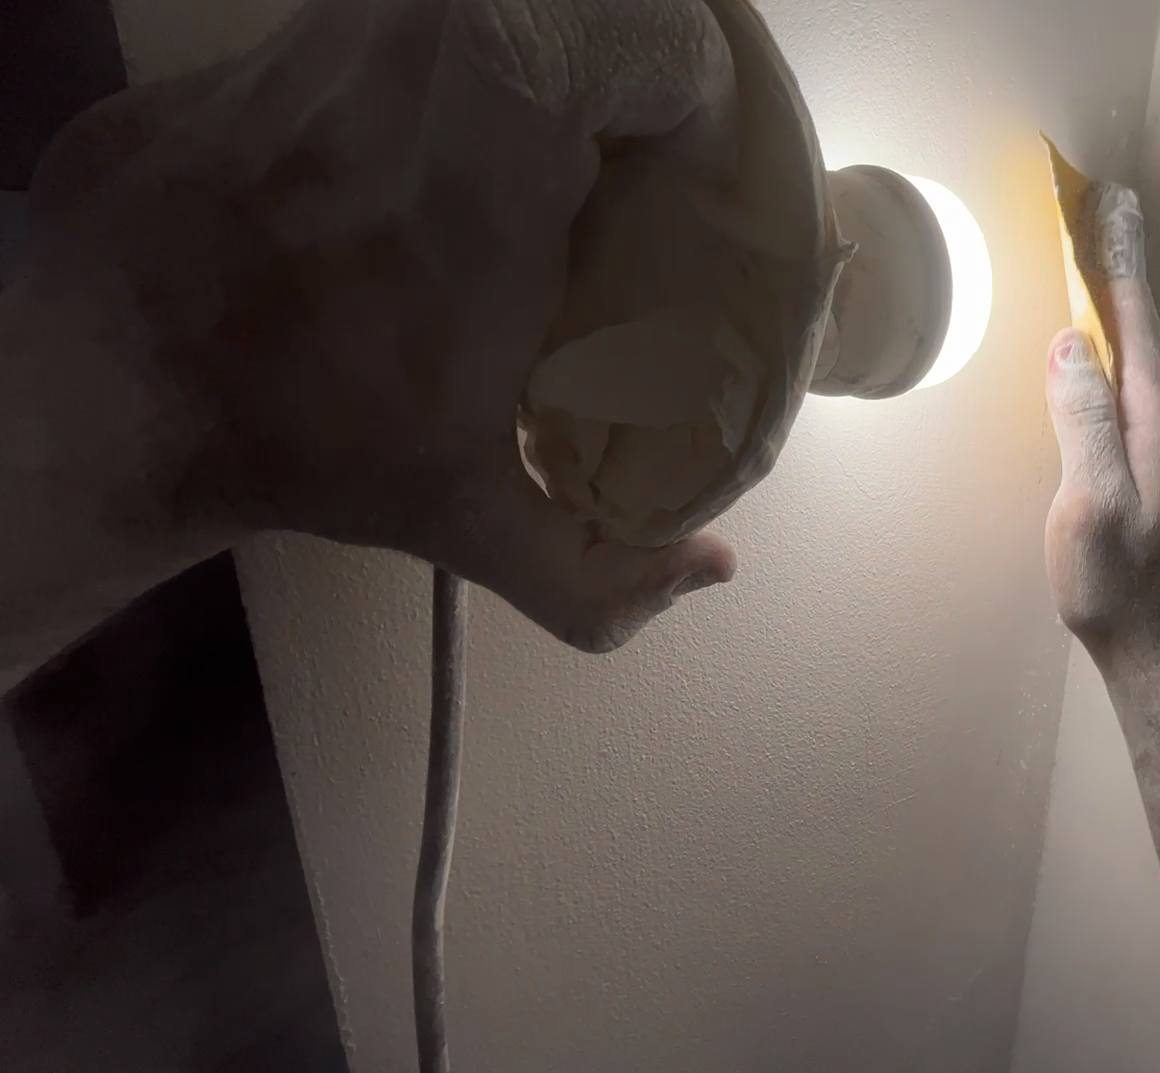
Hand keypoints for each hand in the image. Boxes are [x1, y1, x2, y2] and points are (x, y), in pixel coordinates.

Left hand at [22, 0, 738, 651]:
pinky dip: (480, 59)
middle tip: (662, 151)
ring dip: (565, 55)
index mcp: (473, 192)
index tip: (702, 159)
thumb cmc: (304, 450)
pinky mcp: (268, 56)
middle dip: (641, 62)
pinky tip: (488, 145)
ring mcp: (319, 53)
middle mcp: (397, 90)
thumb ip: (608, 578)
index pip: (613, 37)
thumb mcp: (476, 534)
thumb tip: (716, 564)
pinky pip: (411, 19)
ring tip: (590, 147)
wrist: (92, 393)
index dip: (689, 77)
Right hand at [1044, 185, 1159, 668]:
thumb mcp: (1089, 501)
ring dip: (1121, 314)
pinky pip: (1135, 396)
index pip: (1136, 327)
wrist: (1153, 648)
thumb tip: (1071, 345)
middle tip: (1102, 222)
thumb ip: (1083, 420)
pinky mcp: (1159, 471)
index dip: (1117, 268)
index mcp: (1158, 426)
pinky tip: (1104, 358)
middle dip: (1122, 275)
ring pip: (1141, 364)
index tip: (1105, 210)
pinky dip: (1119, 359)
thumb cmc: (1114, 584)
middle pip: (1144, 336)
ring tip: (1100, 272)